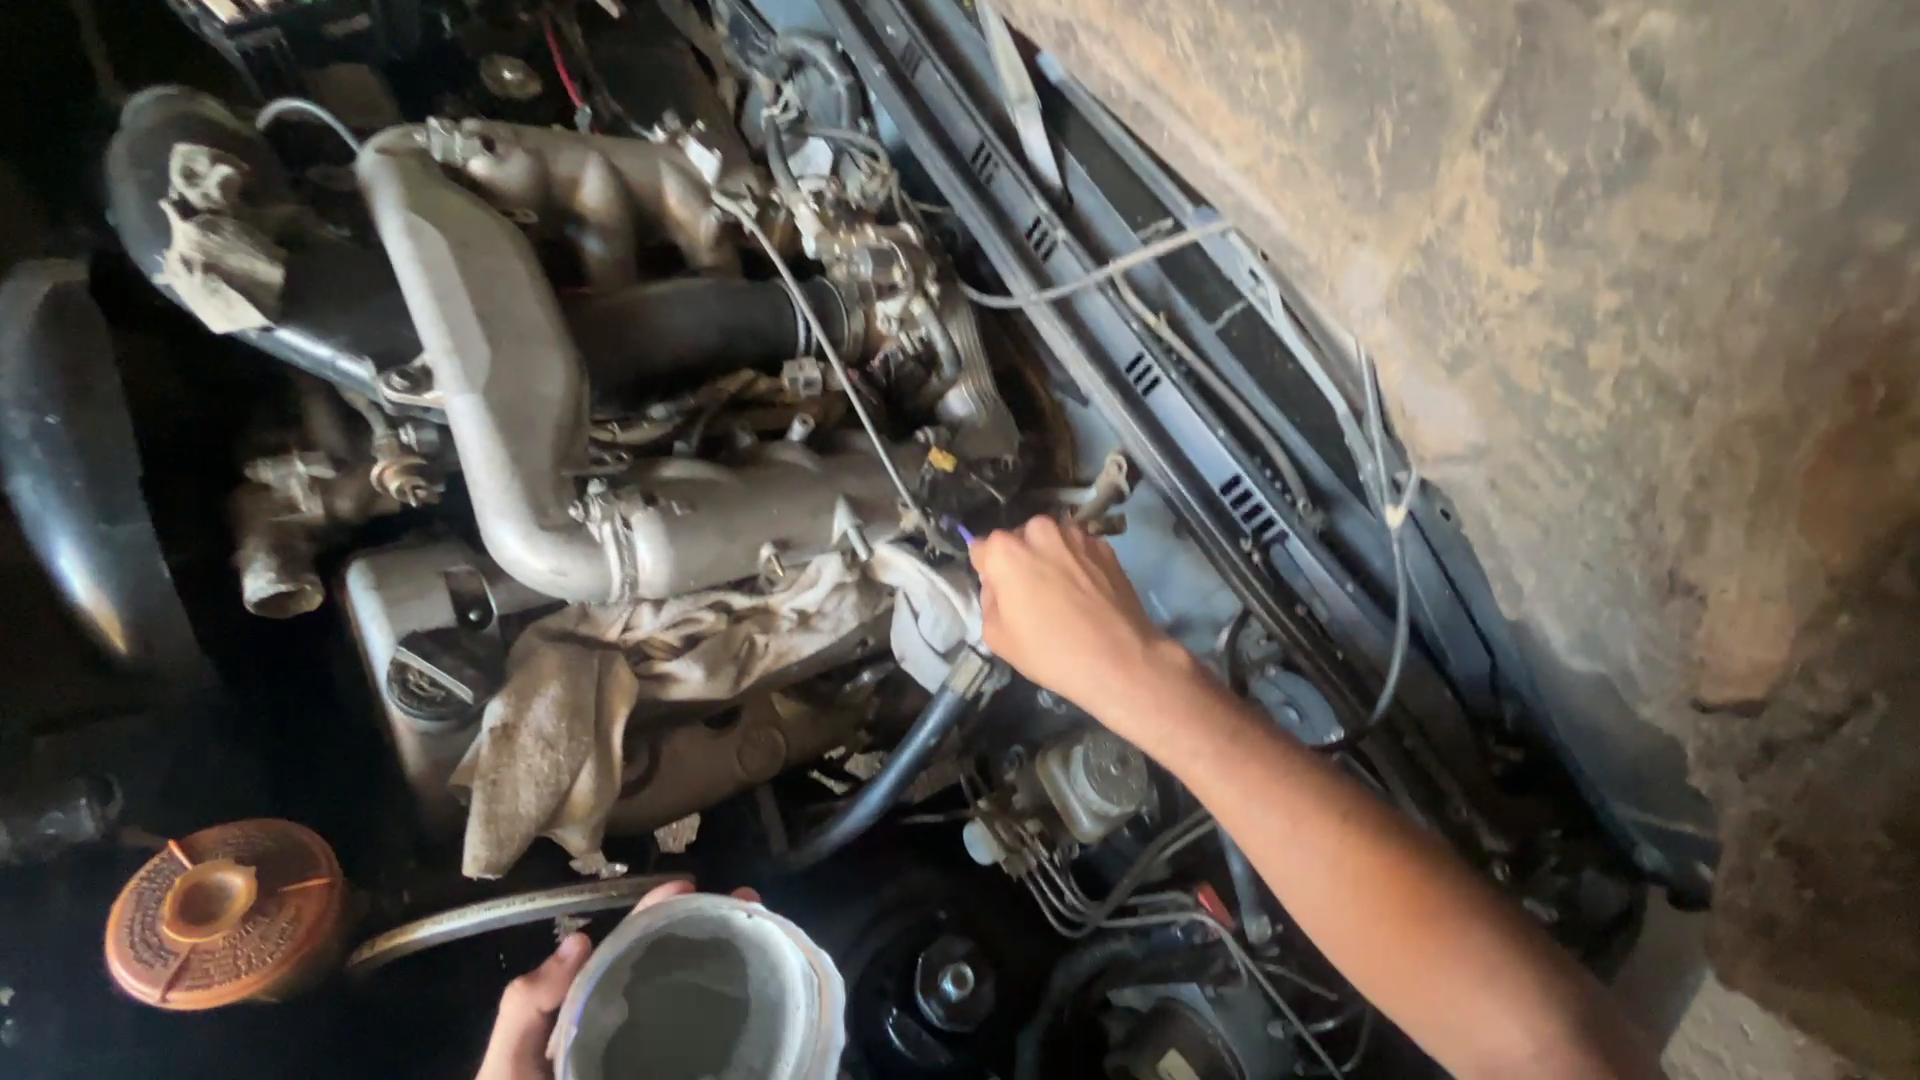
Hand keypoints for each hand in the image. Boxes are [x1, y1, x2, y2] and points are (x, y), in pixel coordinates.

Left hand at [475, 880, 759, 1079]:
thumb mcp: (506, 1071)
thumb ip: (525, 1009)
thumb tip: (578, 939)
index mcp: (591, 1013)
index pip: (626, 950)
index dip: (655, 913)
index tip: (689, 886)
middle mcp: (632, 1026)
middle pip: (674, 963)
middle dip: (710, 924)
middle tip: (748, 902)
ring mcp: (665, 1052)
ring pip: (703, 996)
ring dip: (734, 957)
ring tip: (764, 930)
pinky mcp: (693, 1067)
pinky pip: (720, 1044)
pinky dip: (746, 1017)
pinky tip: (770, 994)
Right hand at [969, 515, 1188, 730]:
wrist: (1119, 659)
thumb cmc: (1050, 651)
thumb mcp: (996, 636)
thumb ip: (988, 600)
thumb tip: (998, 585)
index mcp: (1006, 551)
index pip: (982, 548)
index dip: (988, 571)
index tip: (1000, 591)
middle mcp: (1039, 531)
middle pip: (1019, 539)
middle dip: (1021, 558)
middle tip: (1032, 592)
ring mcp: (1076, 536)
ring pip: (1051, 540)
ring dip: (1050, 557)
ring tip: (1062, 591)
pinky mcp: (1105, 546)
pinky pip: (1079, 549)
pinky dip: (1077, 563)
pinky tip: (1086, 592)